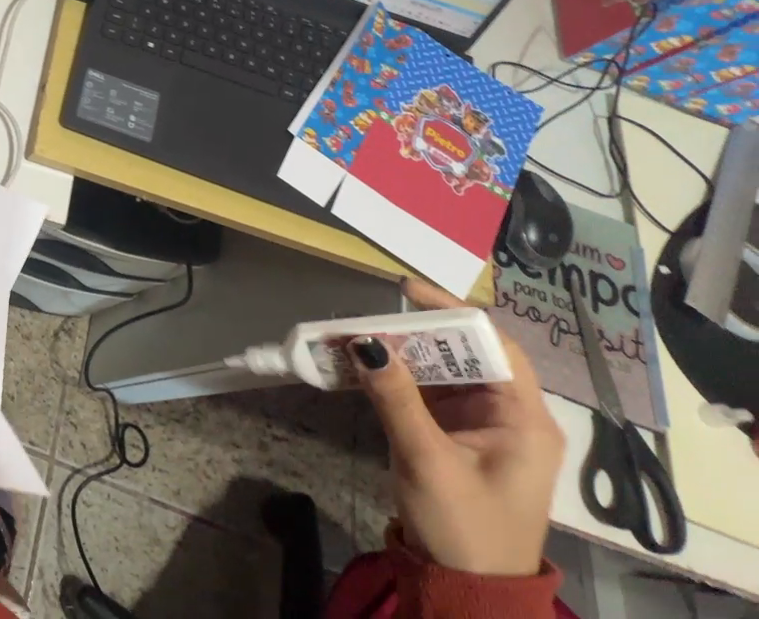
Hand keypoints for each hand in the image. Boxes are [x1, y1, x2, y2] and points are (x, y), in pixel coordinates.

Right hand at [351, 278, 565, 576]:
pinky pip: (425, 392)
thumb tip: (365, 340)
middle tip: (364, 316)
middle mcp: (508, 414)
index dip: (452, 312)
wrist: (467, 585)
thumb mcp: (426, 459)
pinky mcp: (454, 436)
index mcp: (523, 418)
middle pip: (465, 354)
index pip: (495, 344)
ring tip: (353, 336)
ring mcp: (481, 425)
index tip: (405, 290)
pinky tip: (361, 367)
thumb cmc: (462, 525)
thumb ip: (396, 397)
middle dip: (415, 331)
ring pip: (441, 371)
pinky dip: (395, 377)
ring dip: (399, 353)